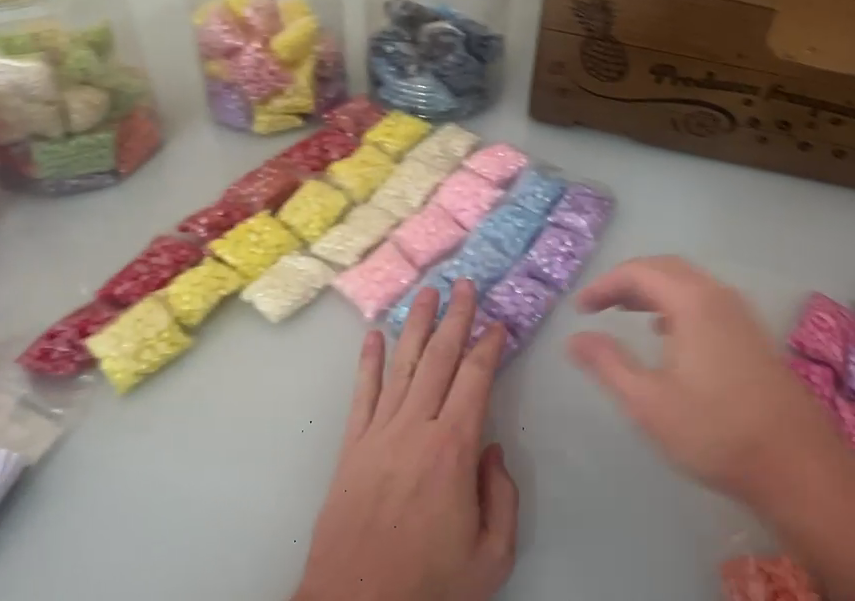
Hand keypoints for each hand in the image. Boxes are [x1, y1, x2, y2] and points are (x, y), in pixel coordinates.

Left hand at [294, 280, 519, 600]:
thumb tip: (491, 452)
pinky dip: (369, 361)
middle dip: (454, 317)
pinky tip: (374, 336)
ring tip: (425, 293)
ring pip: (402, 365)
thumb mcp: (491, 555)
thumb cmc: (429, 583)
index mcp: (454, 448)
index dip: (488, 345)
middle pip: (439, 358)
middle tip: (463, 283)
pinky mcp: (352, 447)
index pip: (475, 379)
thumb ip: (502, 497)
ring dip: (415, 325)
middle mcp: (416, 428)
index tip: (497, 322)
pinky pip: (362, 394)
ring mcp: (379, 434)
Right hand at [568, 258, 854, 600]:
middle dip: (629, 281)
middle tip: (599, 305)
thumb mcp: (648, 402)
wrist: (796, 464)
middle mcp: (719, 296)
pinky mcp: (754, 335)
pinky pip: (708, 301)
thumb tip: (574, 338)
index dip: (604, 284)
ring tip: (627, 314)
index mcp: (692, 301)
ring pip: (690, 284)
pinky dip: (678, 305)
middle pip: (667, 269)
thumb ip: (608, 363)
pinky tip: (670, 336)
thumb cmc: (715, 431)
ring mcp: (742, 314)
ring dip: (655, 291)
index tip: (579, 308)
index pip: (639, 271)